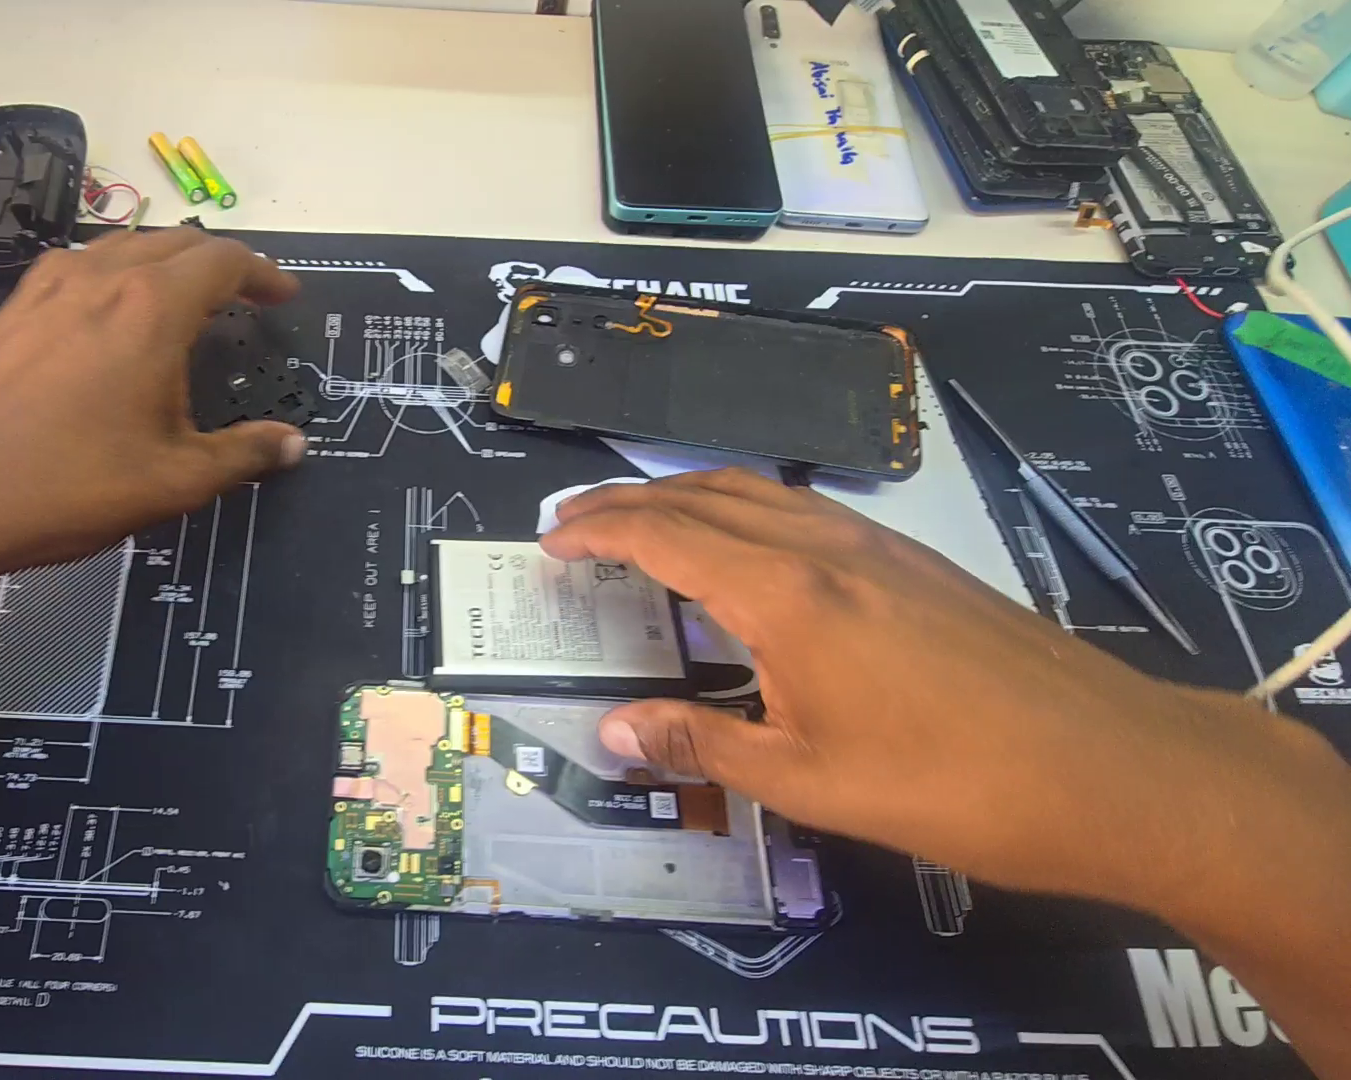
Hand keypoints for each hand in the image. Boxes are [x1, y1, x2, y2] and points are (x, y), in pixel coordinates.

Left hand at [0, 229, 306, 604]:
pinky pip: (81, 268)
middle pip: (175, 243)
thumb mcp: (175, 481)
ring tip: (189, 300)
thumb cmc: (69, 486)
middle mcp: (99, 279)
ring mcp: (46, 288)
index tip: (286, 297)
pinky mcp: (10, 309)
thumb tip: (295, 444)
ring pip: (124, 248)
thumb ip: (243, 455)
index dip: (263, 274)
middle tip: (248, 298)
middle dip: (222, 264)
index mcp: (150, 310)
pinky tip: (114, 317)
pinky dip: (119, 276)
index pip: (223, 261)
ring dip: (168, 264)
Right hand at [542, 469, 1350, 914]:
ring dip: (677, 493)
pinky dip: (733, 502)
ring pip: (747, 488)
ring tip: (635, 515)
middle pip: (696, 496)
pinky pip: (791, 502)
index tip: (551, 542)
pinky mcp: (903, 554)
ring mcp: (866, 541)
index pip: (662, 536)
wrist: (1121, 767)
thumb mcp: (805, 779)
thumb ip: (698, 743)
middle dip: (623, 501)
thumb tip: (610, 735)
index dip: (597, 533)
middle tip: (571, 519)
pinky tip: (735, 534)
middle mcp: (817, 546)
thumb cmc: (950, 781)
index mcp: (781, 593)